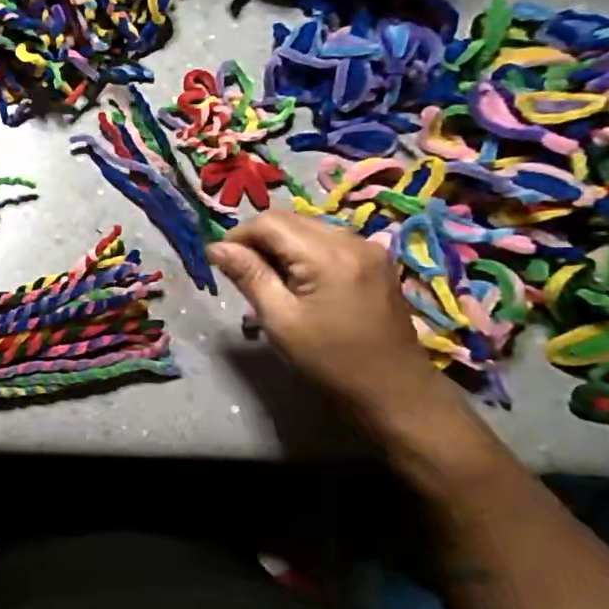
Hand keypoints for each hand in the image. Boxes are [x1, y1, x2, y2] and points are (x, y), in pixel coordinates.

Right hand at [207, 211, 447, 421]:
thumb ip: (248, 276)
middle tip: (241, 271)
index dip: (238, 235)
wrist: (393, 389)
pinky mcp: (374, 259)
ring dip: (280, 245)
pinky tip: (297, 279)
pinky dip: (303, 251)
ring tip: (267, 278)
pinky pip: (327, 240)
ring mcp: (368, 247)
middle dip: (258, 239)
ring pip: (307, 227)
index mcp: (328, 256)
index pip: (270, 222)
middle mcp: (352, 240)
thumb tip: (215, 247)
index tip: (220, 261)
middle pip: (289, 220)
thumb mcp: (280, 320)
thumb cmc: (330, 360)